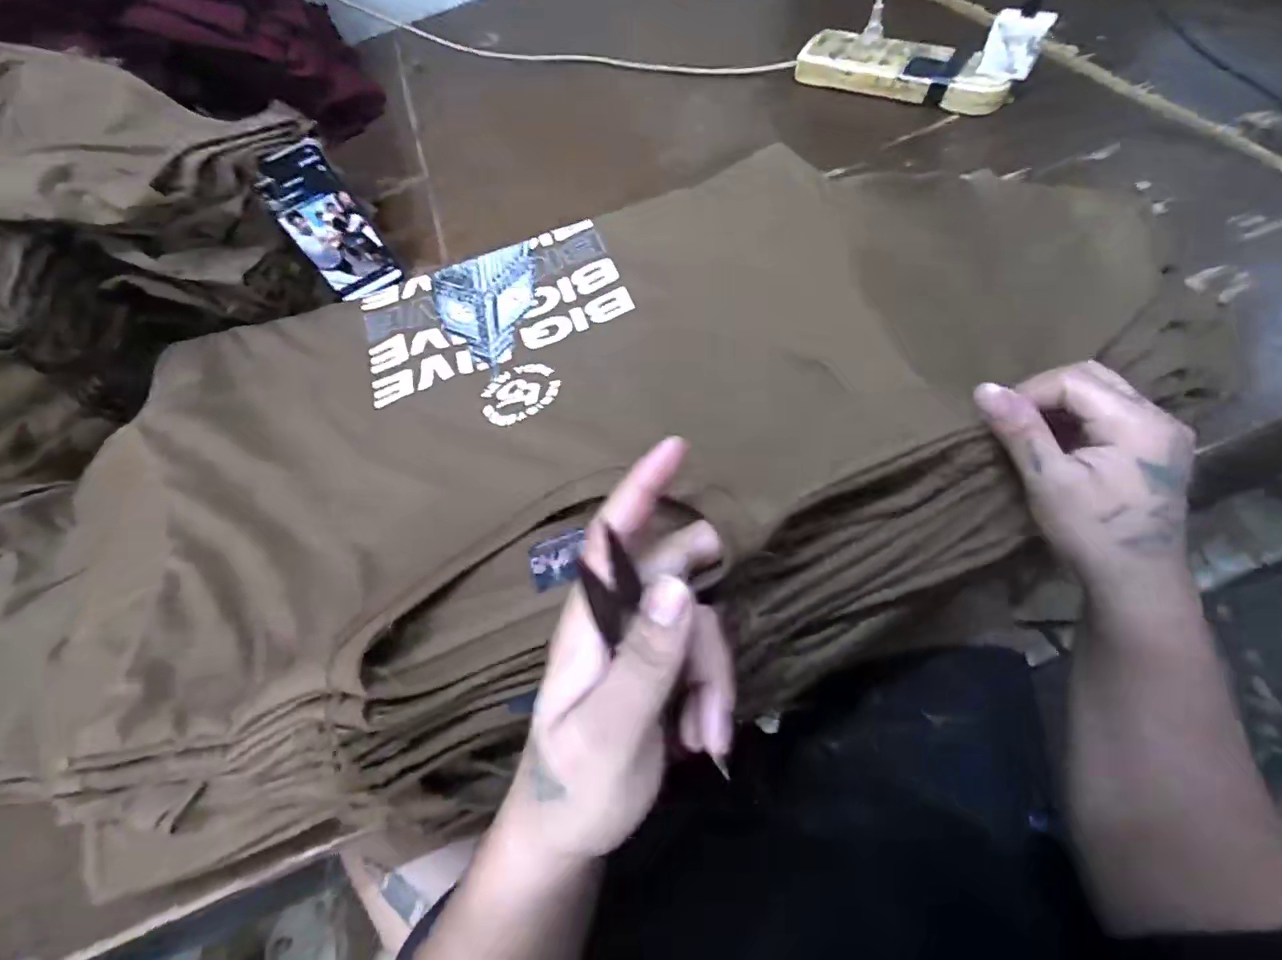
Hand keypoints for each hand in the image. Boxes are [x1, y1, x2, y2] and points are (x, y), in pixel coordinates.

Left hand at [496, 436, 733, 863]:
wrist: (568, 834)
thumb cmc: (576, 782)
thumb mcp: (614, 728)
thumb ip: (647, 658)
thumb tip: (680, 583)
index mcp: (590, 621)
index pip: (610, 537)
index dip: (640, 488)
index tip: (675, 447)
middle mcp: (614, 620)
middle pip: (672, 578)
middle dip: (702, 620)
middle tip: (710, 665)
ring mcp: (638, 645)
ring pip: (697, 625)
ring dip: (713, 680)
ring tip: (706, 738)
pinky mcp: (657, 670)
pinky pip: (700, 658)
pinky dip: (712, 695)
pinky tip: (706, 741)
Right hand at [973, 361, 1195, 602]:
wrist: (1137, 582)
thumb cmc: (1090, 532)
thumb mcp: (1047, 479)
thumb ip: (1019, 429)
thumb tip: (983, 388)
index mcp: (1139, 423)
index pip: (1074, 380)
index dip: (1028, 392)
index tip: (999, 420)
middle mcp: (1161, 419)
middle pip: (1093, 378)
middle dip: (1044, 393)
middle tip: (1013, 421)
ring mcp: (1163, 435)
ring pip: (1102, 394)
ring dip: (1059, 406)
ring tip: (1030, 433)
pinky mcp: (1156, 450)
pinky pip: (1110, 415)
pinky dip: (1076, 421)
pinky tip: (1058, 444)